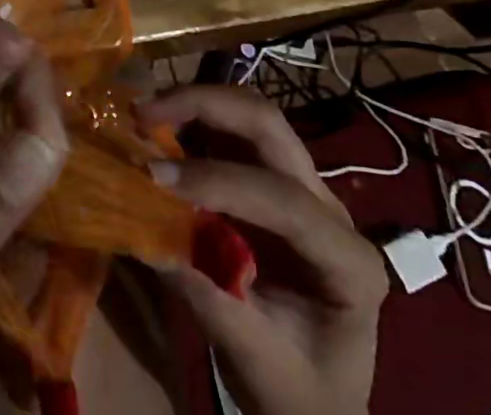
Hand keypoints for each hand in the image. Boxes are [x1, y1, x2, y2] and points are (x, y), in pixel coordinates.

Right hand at [137, 86, 387, 414]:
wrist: (316, 397)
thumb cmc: (296, 386)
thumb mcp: (256, 357)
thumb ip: (211, 300)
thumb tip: (149, 241)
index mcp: (348, 261)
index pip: (285, 201)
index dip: (218, 181)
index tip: (153, 179)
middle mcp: (331, 211)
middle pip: (271, 129)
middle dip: (205, 106)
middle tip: (142, 113)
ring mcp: (302, 191)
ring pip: (253, 118)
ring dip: (195, 105)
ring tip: (142, 114)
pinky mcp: (270, 186)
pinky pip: (232, 136)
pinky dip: (190, 123)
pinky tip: (154, 131)